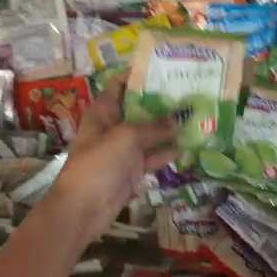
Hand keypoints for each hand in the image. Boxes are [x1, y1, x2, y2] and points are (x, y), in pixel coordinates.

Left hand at [42, 82, 176, 244]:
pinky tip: (188, 144)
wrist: (82, 209)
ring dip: (168, 127)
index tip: (165, 67)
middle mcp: (113, 125)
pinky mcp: (132, 169)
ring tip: (195, 114)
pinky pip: (152, 156)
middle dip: (162, 101)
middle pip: (139, 107)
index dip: (139, 74)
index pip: (120, 83)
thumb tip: (180, 119)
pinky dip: (167, 151)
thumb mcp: (127, 137)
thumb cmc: (98, 162)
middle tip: (189, 90)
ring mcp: (123, 149)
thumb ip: (154, 127)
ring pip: (149, 133)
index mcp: (104, 110)